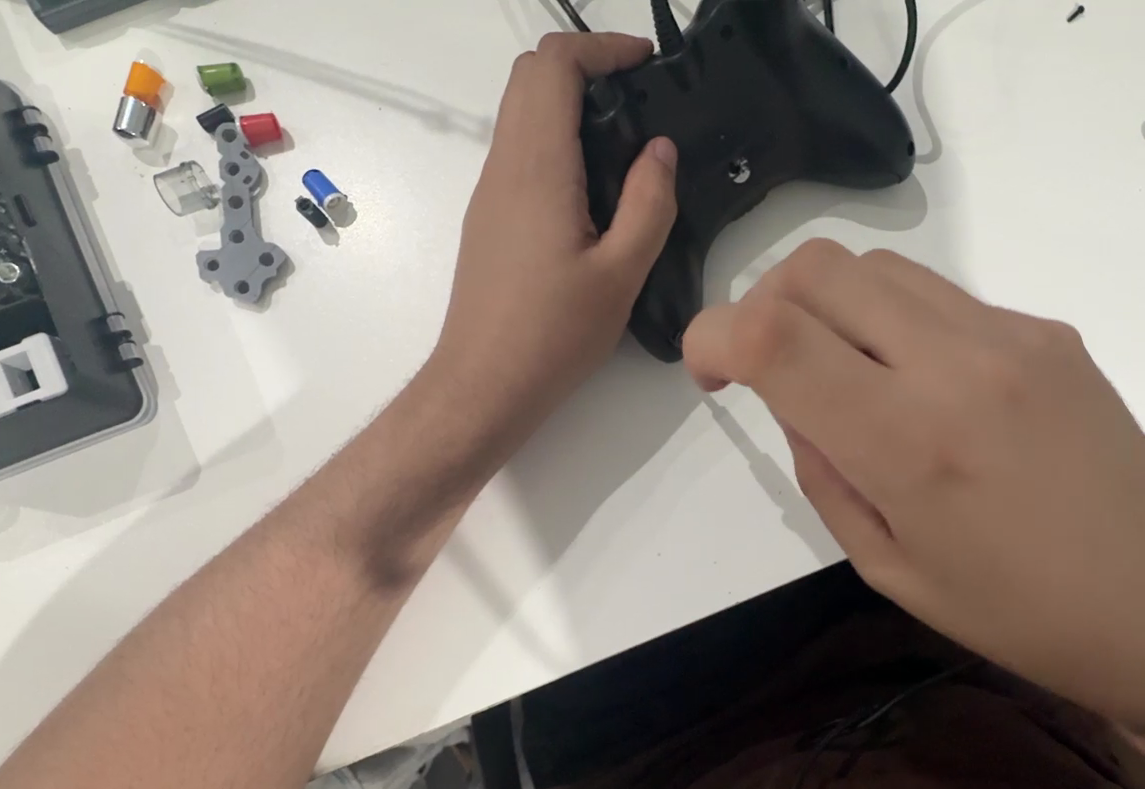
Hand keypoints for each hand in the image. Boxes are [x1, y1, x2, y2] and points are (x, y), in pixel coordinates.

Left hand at [433, 32, 677, 407]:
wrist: (485, 384)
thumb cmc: (553, 335)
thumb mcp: (620, 274)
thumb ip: (649, 204)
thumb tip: (660, 150)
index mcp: (538, 169)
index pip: (554, 66)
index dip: (601, 49)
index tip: (645, 66)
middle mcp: (504, 168)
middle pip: (530, 78)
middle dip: (585, 69)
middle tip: (638, 101)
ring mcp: (489, 194)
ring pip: (521, 116)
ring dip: (569, 108)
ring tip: (626, 148)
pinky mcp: (489, 221)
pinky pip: (519, 156)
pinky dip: (557, 145)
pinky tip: (594, 194)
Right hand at [683, 240, 1144, 734]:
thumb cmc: (1013, 615)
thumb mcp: (886, 566)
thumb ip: (823, 471)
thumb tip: (790, 398)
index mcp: (908, 443)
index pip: (773, 335)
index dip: (711, 336)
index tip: (707, 373)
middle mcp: (957, 364)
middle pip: (817, 268)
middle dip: (761, 305)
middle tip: (764, 368)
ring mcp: (1012, 336)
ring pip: (877, 267)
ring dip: (826, 305)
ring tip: (837, 373)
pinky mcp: (1050, 331)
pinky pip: (939, 297)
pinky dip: (892, 319)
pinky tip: (913, 382)